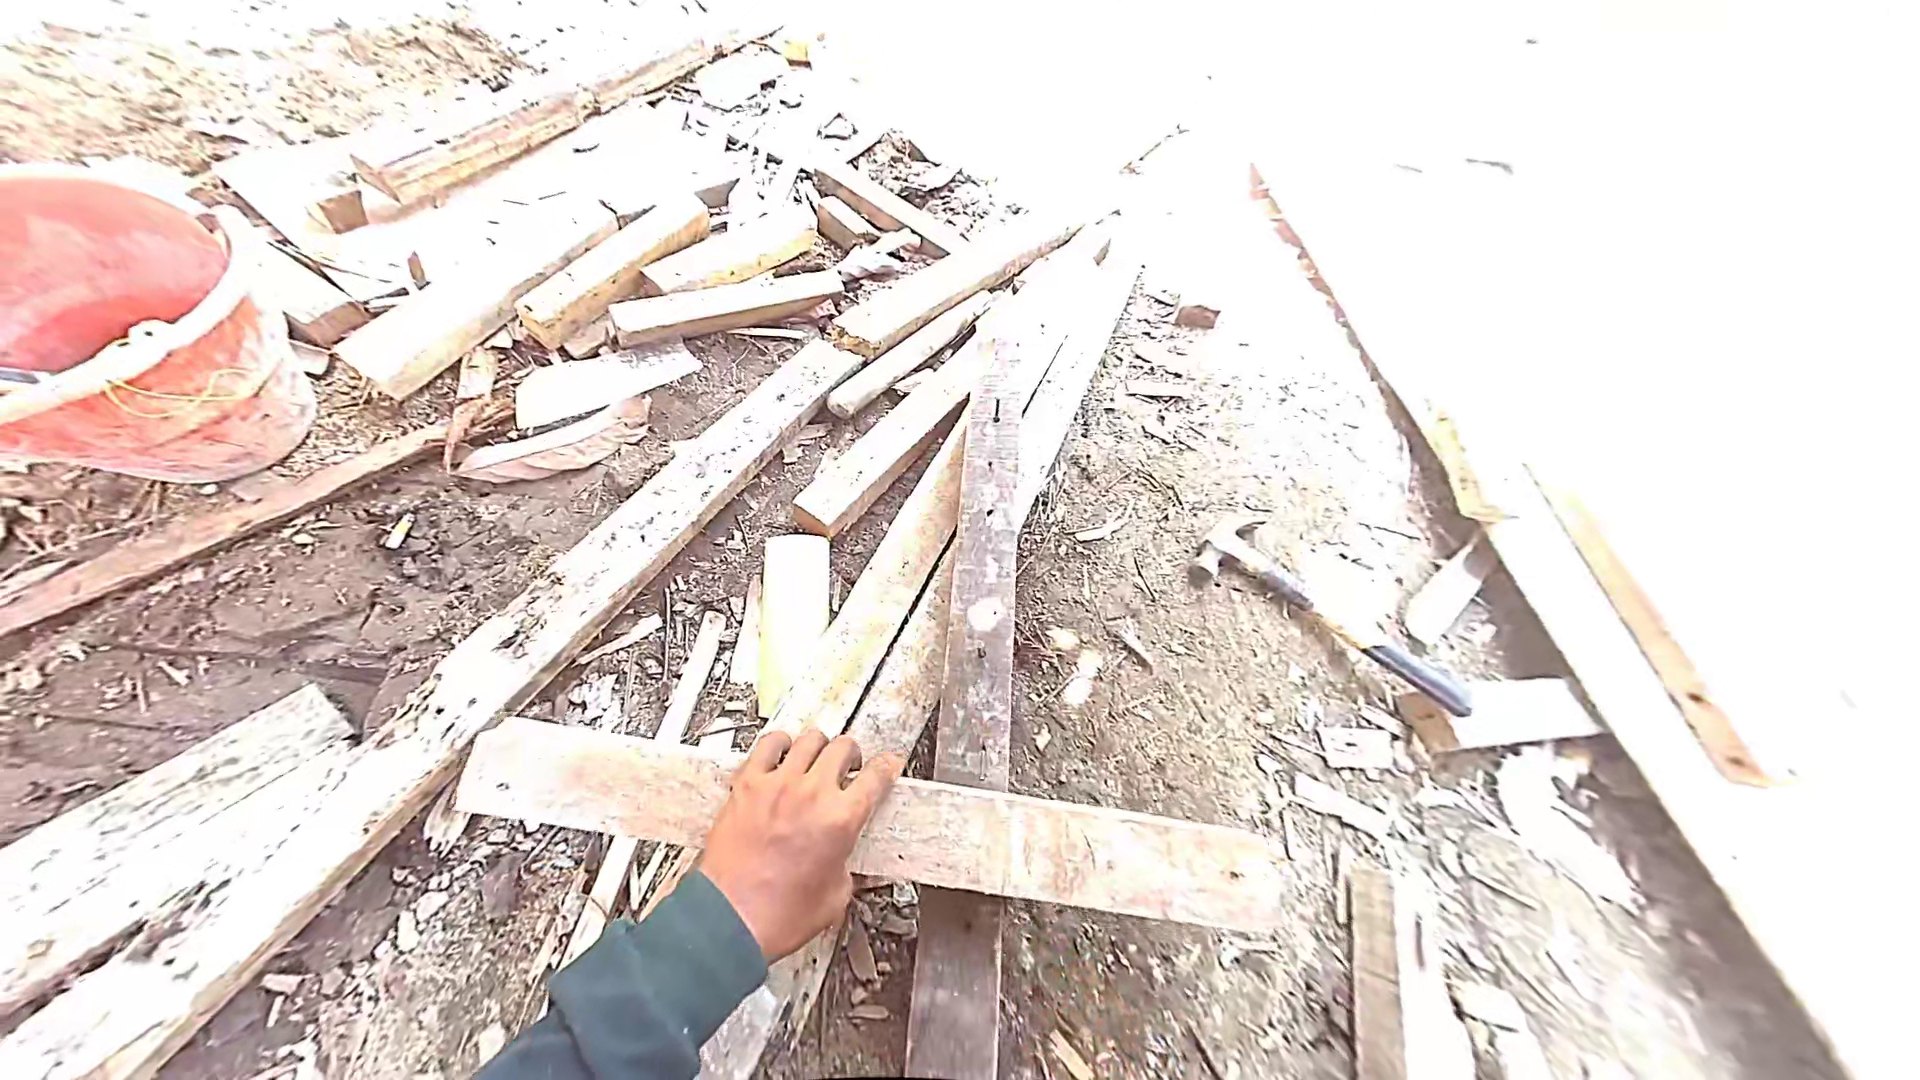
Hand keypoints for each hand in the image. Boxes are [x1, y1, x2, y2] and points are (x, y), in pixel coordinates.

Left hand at [698, 729, 903, 960]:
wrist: (727, 922)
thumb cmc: (776, 916)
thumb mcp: (835, 896)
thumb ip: (847, 864)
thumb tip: (845, 856)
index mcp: (841, 819)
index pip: (877, 775)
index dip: (887, 766)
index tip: (886, 766)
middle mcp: (814, 793)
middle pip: (845, 747)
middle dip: (852, 756)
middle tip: (848, 767)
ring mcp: (779, 784)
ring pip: (811, 739)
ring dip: (820, 747)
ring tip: (817, 759)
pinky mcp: (749, 784)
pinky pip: (770, 744)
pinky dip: (781, 743)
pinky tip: (783, 754)